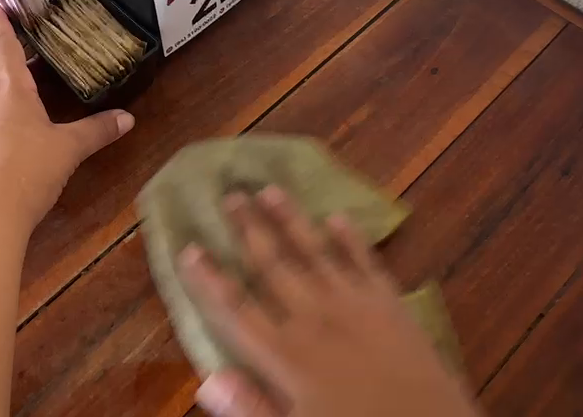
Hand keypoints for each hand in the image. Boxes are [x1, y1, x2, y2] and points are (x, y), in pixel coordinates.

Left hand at [0, 6, 134, 235]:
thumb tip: (127, 118)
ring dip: (8, 82)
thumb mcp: (68, 148)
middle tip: (33, 43)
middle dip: (11, 54)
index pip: (3, 43)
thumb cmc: (26, 168)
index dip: (0, 23)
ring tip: (32, 79)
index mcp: (9, 85)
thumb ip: (97, 131)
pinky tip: (21, 121)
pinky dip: (4, 106)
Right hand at [179, 187, 481, 416]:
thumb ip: (253, 409)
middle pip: (273, 266)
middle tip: (230, 193)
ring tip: (270, 189)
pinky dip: (352, 240)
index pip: (237, 309)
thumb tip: (205, 379)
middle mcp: (316, 320)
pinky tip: (338, 217)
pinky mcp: (393, 308)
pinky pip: (367, 264)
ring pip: (314, 252)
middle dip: (248, 229)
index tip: (189, 247)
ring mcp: (357, 308)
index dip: (209, 279)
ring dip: (290, 219)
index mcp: (288, 356)